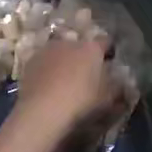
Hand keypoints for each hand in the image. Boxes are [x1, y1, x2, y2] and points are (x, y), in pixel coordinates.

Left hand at [13, 38, 127, 133]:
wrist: (43, 110)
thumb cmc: (81, 102)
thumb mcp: (108, 98)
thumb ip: (117, 86)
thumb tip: (121, 81)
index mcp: (91, 48)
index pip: (105, 41)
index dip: (108, 50)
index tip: (109, 60)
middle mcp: (69, 42)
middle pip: (80, 44)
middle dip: (83, 54)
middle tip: (85, 72)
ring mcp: (47, 49)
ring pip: (60, 51)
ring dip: (64, 59)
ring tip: (64, 78)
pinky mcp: (30, 61)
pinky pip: (44, 61)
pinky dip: (47, 68)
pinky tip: (47, 84)